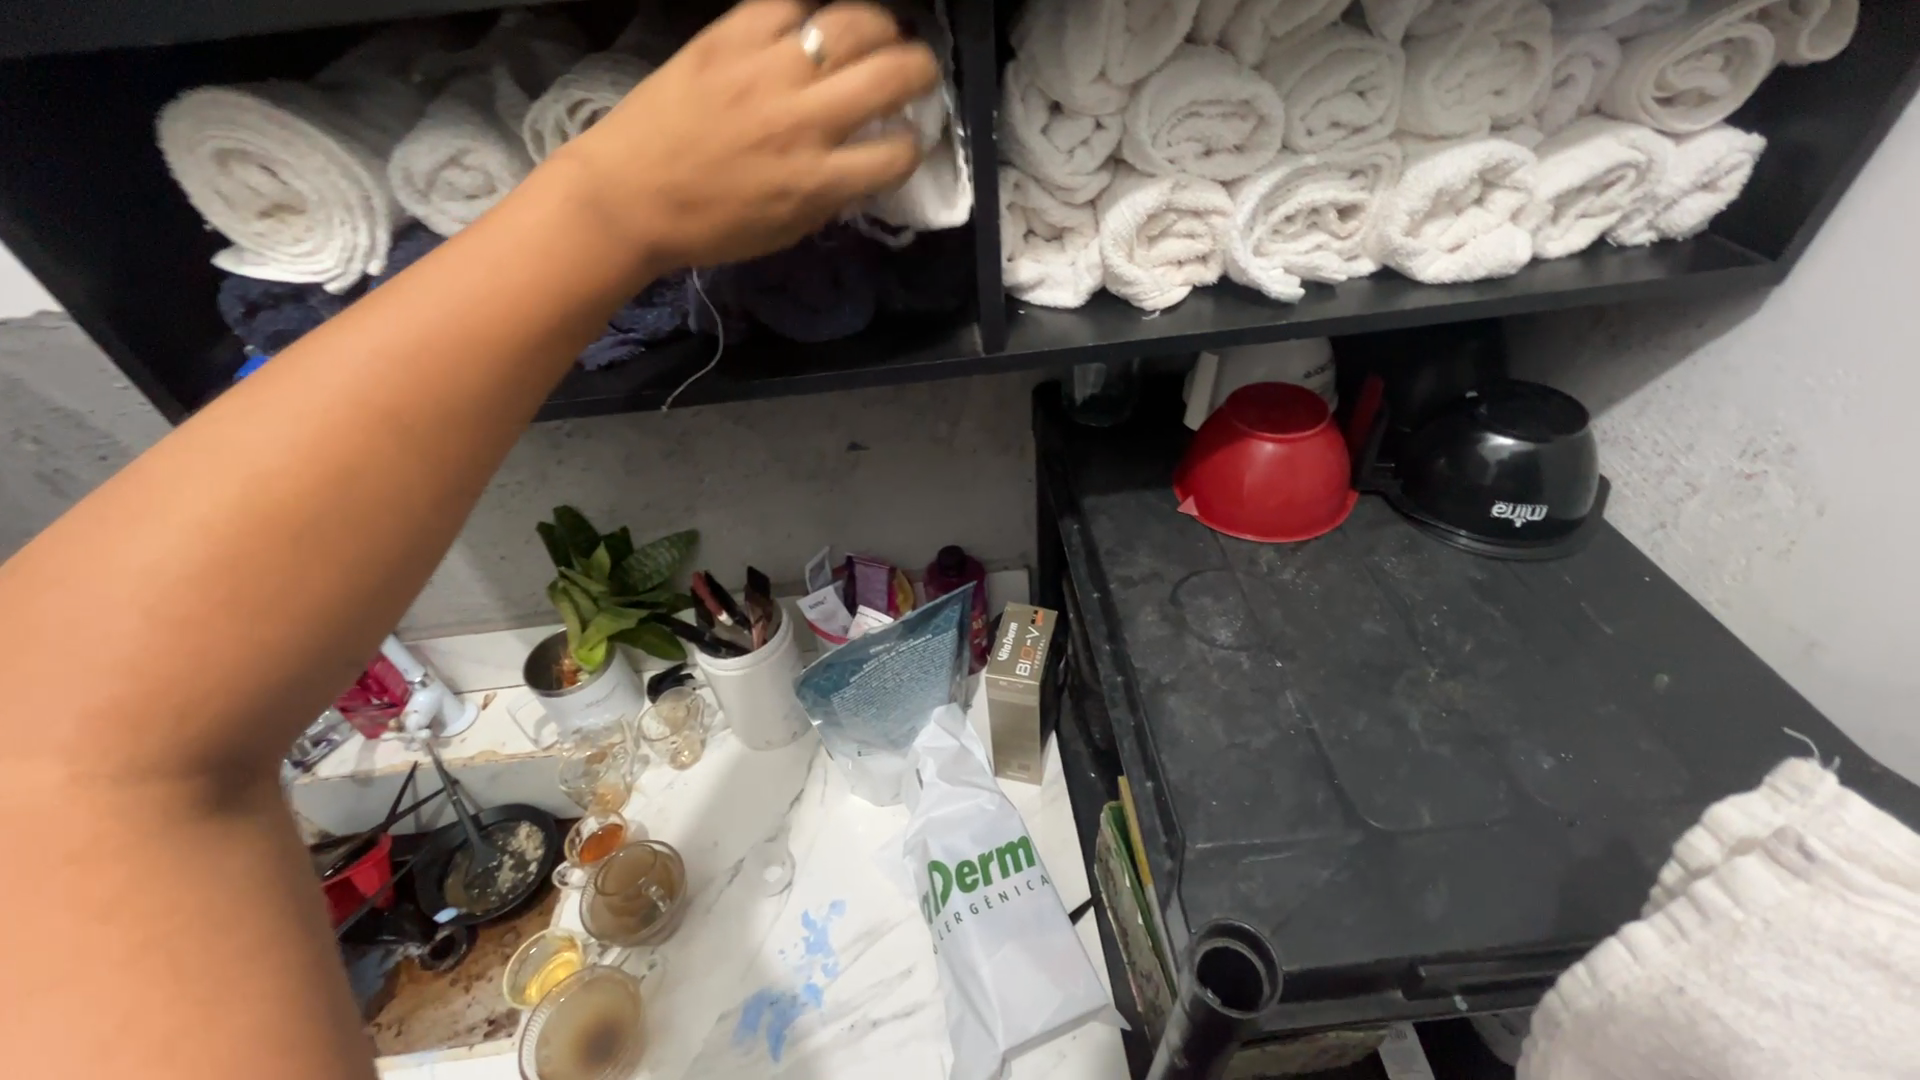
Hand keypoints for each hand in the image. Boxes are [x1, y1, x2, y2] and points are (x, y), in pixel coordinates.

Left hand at [553, 0, 940, 275]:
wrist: (629, 195)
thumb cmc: (711, 227)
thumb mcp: (787, 229)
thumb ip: (832, 194)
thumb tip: (861, 163)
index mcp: (819, 181)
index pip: (897, 153)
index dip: (913, 147)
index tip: (906, 142)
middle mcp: (804, 121)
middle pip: (891, 76)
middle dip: (922, 70)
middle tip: (920, 71)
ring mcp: (767, 71)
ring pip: (851, 24)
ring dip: (883, 25)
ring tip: (884, 32)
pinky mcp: (730, 36)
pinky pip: (788, 3)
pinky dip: (813, 8)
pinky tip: (817, 20)